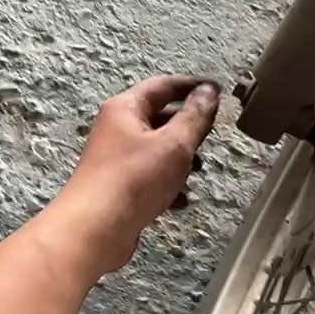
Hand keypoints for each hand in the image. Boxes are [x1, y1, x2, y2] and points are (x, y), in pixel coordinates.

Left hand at [39, 76, 220, 275]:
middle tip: (210, 139)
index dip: (192, 86)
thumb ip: (194, 117)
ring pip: (157, 149)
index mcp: (125, 108)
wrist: (95, 227)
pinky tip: (180, 199)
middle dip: (187, 129)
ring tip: (195, 173)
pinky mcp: (119, 183)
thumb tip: (208, 91)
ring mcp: (116, 156)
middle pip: (160, 118)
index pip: (162, 85)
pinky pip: (150, 176)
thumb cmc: (133, 179)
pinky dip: (167, 184)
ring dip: (180, 160)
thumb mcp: (173, 144)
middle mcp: (116, 127)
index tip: (218, 90)